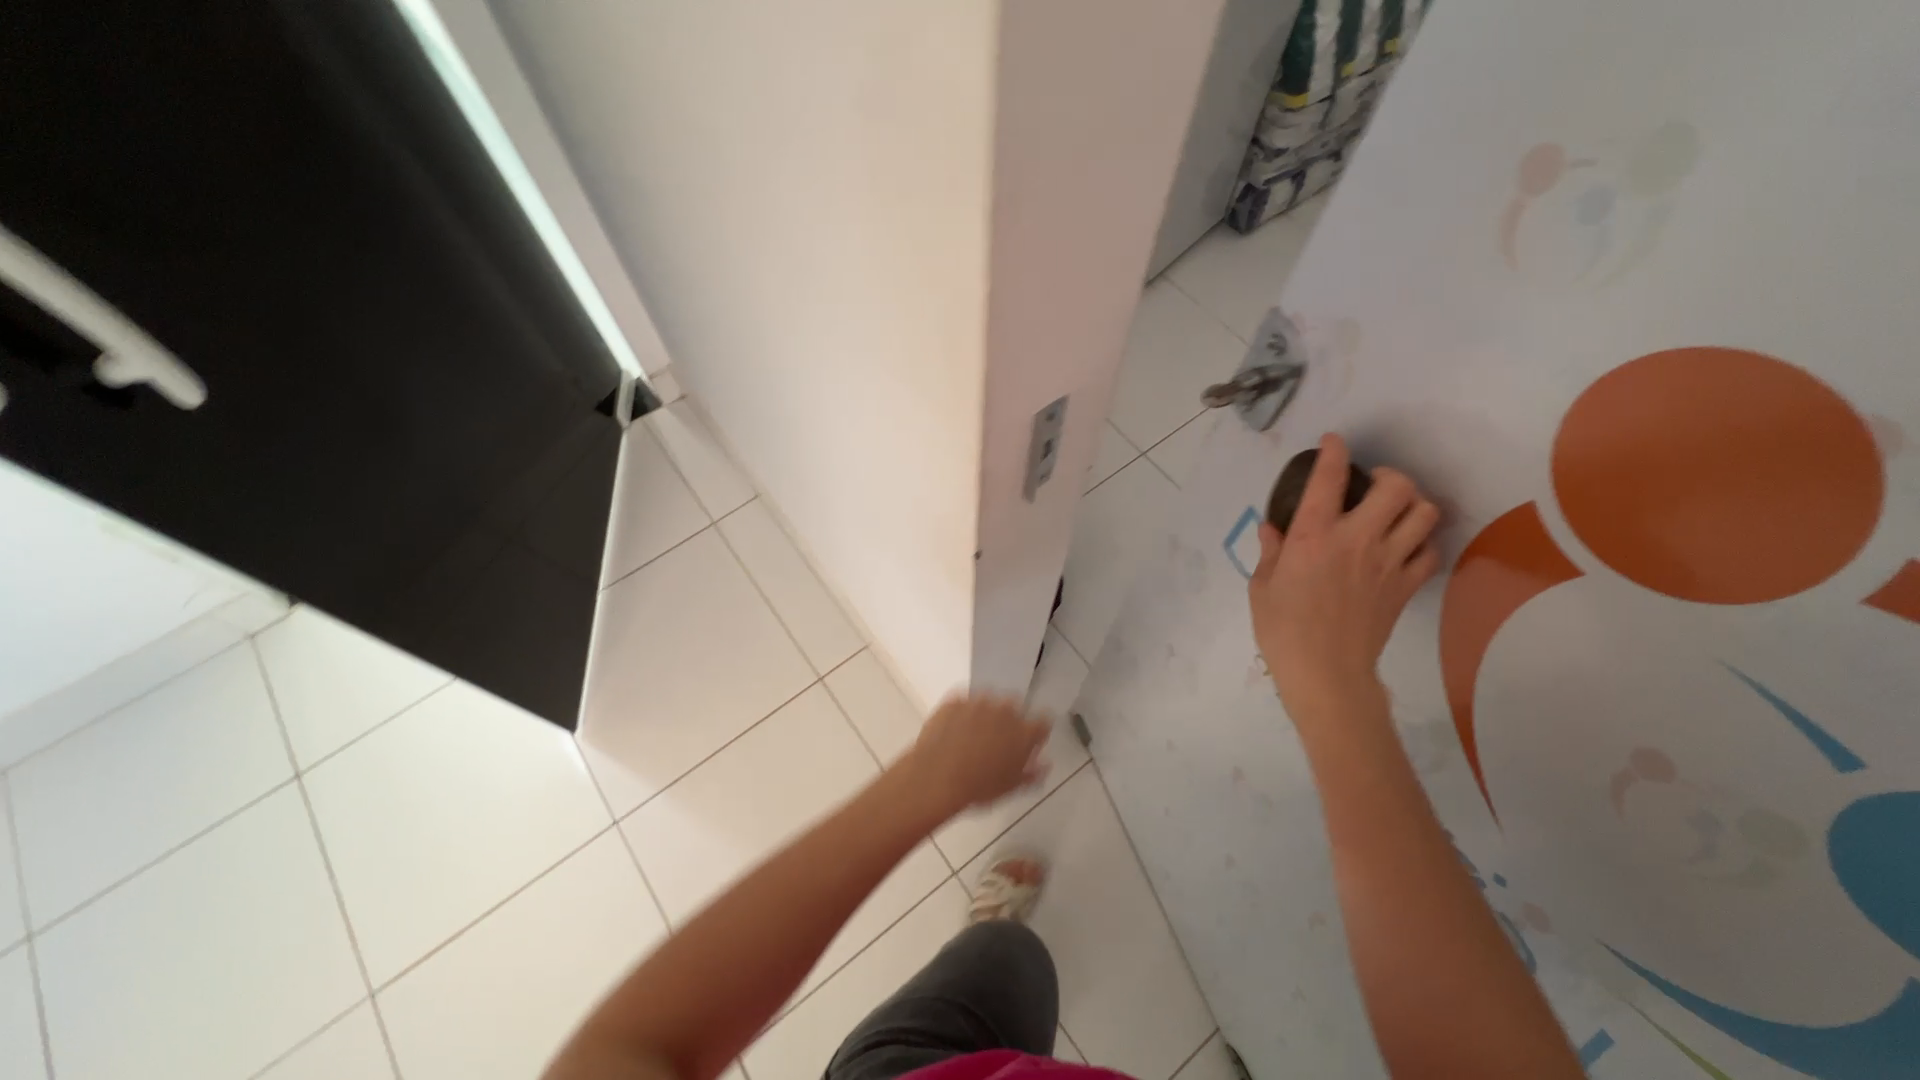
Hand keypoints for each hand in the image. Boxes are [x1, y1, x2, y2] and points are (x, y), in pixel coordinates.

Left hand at [895, 695, 1051, 818]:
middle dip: (1008, 722)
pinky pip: (963, 703)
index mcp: (1026, 730)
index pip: (1042, 723)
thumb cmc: (978, 787)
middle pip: (1014, 708)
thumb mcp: (1011, 787)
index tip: (1026, 744)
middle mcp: (1006, 709)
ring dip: (984, 715)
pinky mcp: (955, 699)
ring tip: (971, 737)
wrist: (936, 777)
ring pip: (988, 702)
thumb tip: (1043, 766)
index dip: (1034, 734)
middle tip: (995, 742)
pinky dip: (961, 713)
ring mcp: (979, 701)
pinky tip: (953, 731)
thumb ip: (1032, 773)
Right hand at [1249, 433, 1440, 711]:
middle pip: (1397, 487)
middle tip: (1374, 486)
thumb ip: (1271, 552)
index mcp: (1313, 535)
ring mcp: (1388, 562)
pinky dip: (1420, 543)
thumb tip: (1274, 529)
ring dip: (1412, 505)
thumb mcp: (1261, 587)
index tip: (1335, 441)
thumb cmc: (1282, 630)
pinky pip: (1429, 551)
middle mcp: (1356, 539)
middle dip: (1389, 476)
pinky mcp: (1405, 586)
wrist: (1325, 673)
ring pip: (1424, 513)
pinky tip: (1403, 548)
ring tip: (1396, 512)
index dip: (1335, 452)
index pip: (1330, 478)